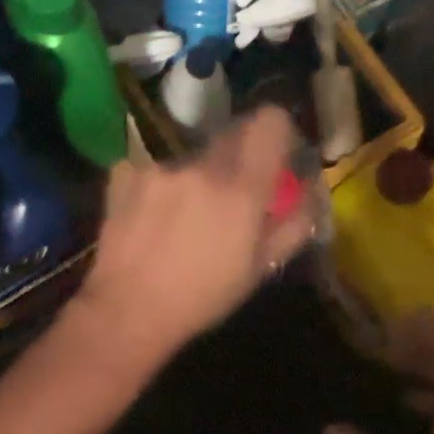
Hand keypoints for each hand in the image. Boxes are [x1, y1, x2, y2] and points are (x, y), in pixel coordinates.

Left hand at [73, 108, 312, 362]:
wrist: (127, 311)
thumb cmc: (203, 297)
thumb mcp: (260, 268)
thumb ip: (293, 223)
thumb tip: (309, 191)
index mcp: (242, 189)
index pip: (269, 122)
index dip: (275, 132)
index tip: (272, 153)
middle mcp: (201, 167)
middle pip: (229, 137)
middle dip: (235, 161)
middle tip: (228, 199)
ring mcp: (159, 168)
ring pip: (190, 159)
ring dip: (194, 179)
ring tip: (181, 221)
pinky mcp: (124, 173)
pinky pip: (152, 169)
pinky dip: (155, 187)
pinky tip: (149, 218)